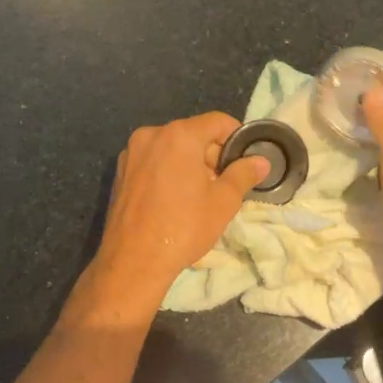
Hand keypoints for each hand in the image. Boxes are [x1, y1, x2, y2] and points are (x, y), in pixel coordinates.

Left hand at [78, 112, 269, 319]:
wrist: (134, 260)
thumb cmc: (184, 227)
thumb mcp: (224, 202)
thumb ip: (244, 174)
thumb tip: (261, 161)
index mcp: (179, 135)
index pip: (218, 122)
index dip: (237, 138)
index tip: (245, 162)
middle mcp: (152, 135)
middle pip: (193, 134)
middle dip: (212, 155)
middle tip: (224, 185)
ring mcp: (131, 153)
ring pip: (172, 148)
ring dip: (190, 164)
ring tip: (198, 196)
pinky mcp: (120, 172)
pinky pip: (154, 162)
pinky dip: (169, 172)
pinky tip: (174, 200)